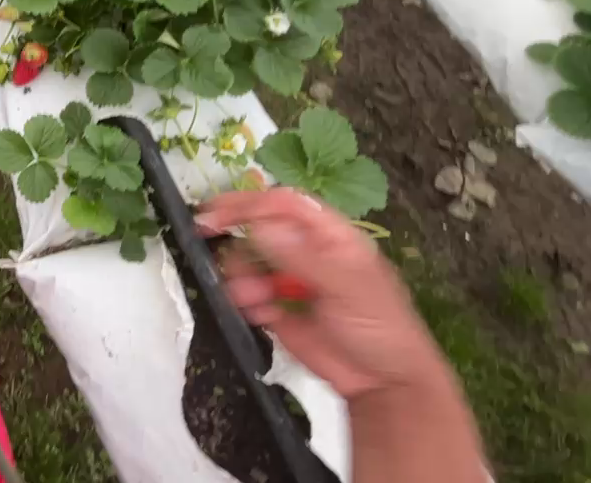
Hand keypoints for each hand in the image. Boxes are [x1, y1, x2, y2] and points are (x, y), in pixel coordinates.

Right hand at [195, 187, 444, 399]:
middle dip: (235, 233)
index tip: (218, 210)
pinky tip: (258, 314)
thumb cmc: (381, 330)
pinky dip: (243, 298)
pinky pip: (245, 290)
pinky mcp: (275, 305)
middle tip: (204, 232)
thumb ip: (303, 257)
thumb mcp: (348, 288)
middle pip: (258, 226)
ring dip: (239, 272)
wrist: (386, 388)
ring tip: (248, 296)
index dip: (251, 202)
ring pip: (246, 258)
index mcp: (329, 238)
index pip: (284, 204)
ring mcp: (288, 278)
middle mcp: (305, 251)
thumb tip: (258, 226)